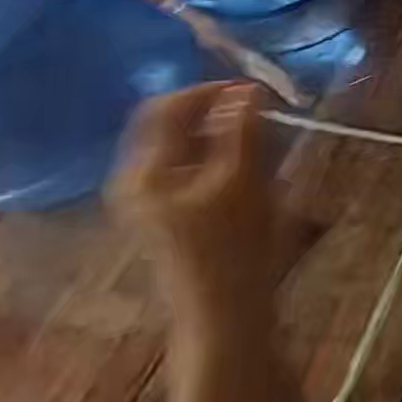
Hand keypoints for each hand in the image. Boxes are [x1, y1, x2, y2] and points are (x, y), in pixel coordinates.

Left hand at [107, 81, 278, 314]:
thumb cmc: (235, 245)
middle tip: (263, 114)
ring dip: (223, 135)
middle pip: (172, 126)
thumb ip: (243, 130)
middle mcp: (137, 180)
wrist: (225, 312)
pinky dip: (220, 157)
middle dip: (218, 113)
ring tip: (264, 140)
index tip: (254, 89)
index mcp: (146, 171)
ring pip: (185, 147)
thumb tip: (247, 89)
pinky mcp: (169, 214)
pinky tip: (251, 168)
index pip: (167, 108)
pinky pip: (191, 168)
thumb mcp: (244, 180)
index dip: (208, 90)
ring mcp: (150, 200)